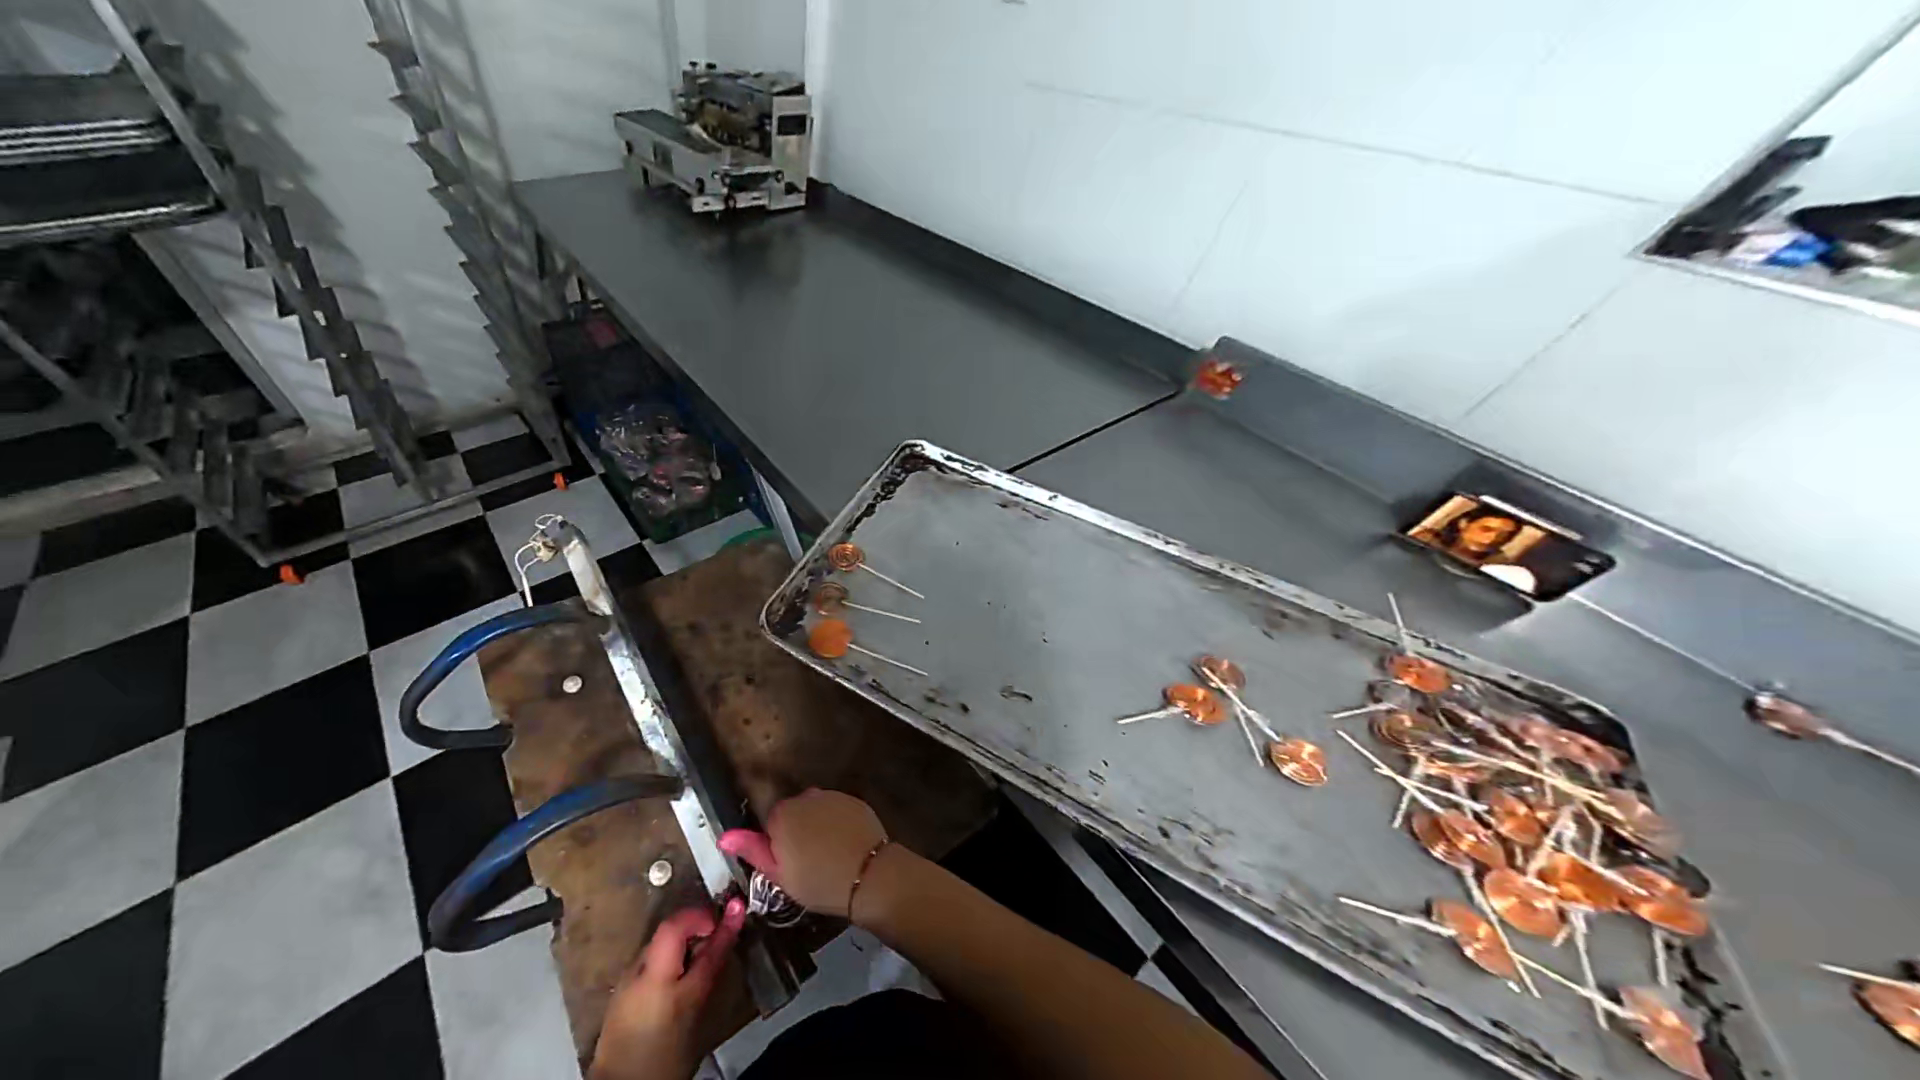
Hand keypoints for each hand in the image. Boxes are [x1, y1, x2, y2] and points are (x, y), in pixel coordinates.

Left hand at [589, 897, 745, 1079]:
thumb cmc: (666, 1051)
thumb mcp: (696, 1002)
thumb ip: (713, 958)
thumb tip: (734, 916)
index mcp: (654, 972)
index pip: (677, 923)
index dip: (704, 916)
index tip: (728, 920)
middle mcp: (636, 969)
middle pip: (669, 932)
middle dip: (697, 930)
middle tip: (721, 943)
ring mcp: (626, 981)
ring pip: (661, 947)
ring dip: (685, 947)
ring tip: (705, 965)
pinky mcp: (622, 995)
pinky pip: (653, 964)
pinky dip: (673, 962)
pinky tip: (683, 983)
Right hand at [718, 788, 886, 915]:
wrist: (869, 875)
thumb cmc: (818, 881)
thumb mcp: (778, 874)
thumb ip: (752, 850)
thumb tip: (725, 837)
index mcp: (782, 814)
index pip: (771, 825)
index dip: (778, 846)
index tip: (790, 864)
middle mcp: (806, 797)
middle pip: (794, 814)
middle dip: (797, 833)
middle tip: (808, 863)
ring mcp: (833, 796)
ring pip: (816, 811)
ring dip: (818, 827)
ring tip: (829, 856)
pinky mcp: (855, 800)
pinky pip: (837, 811)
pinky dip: (838, 824)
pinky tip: (844, 845)